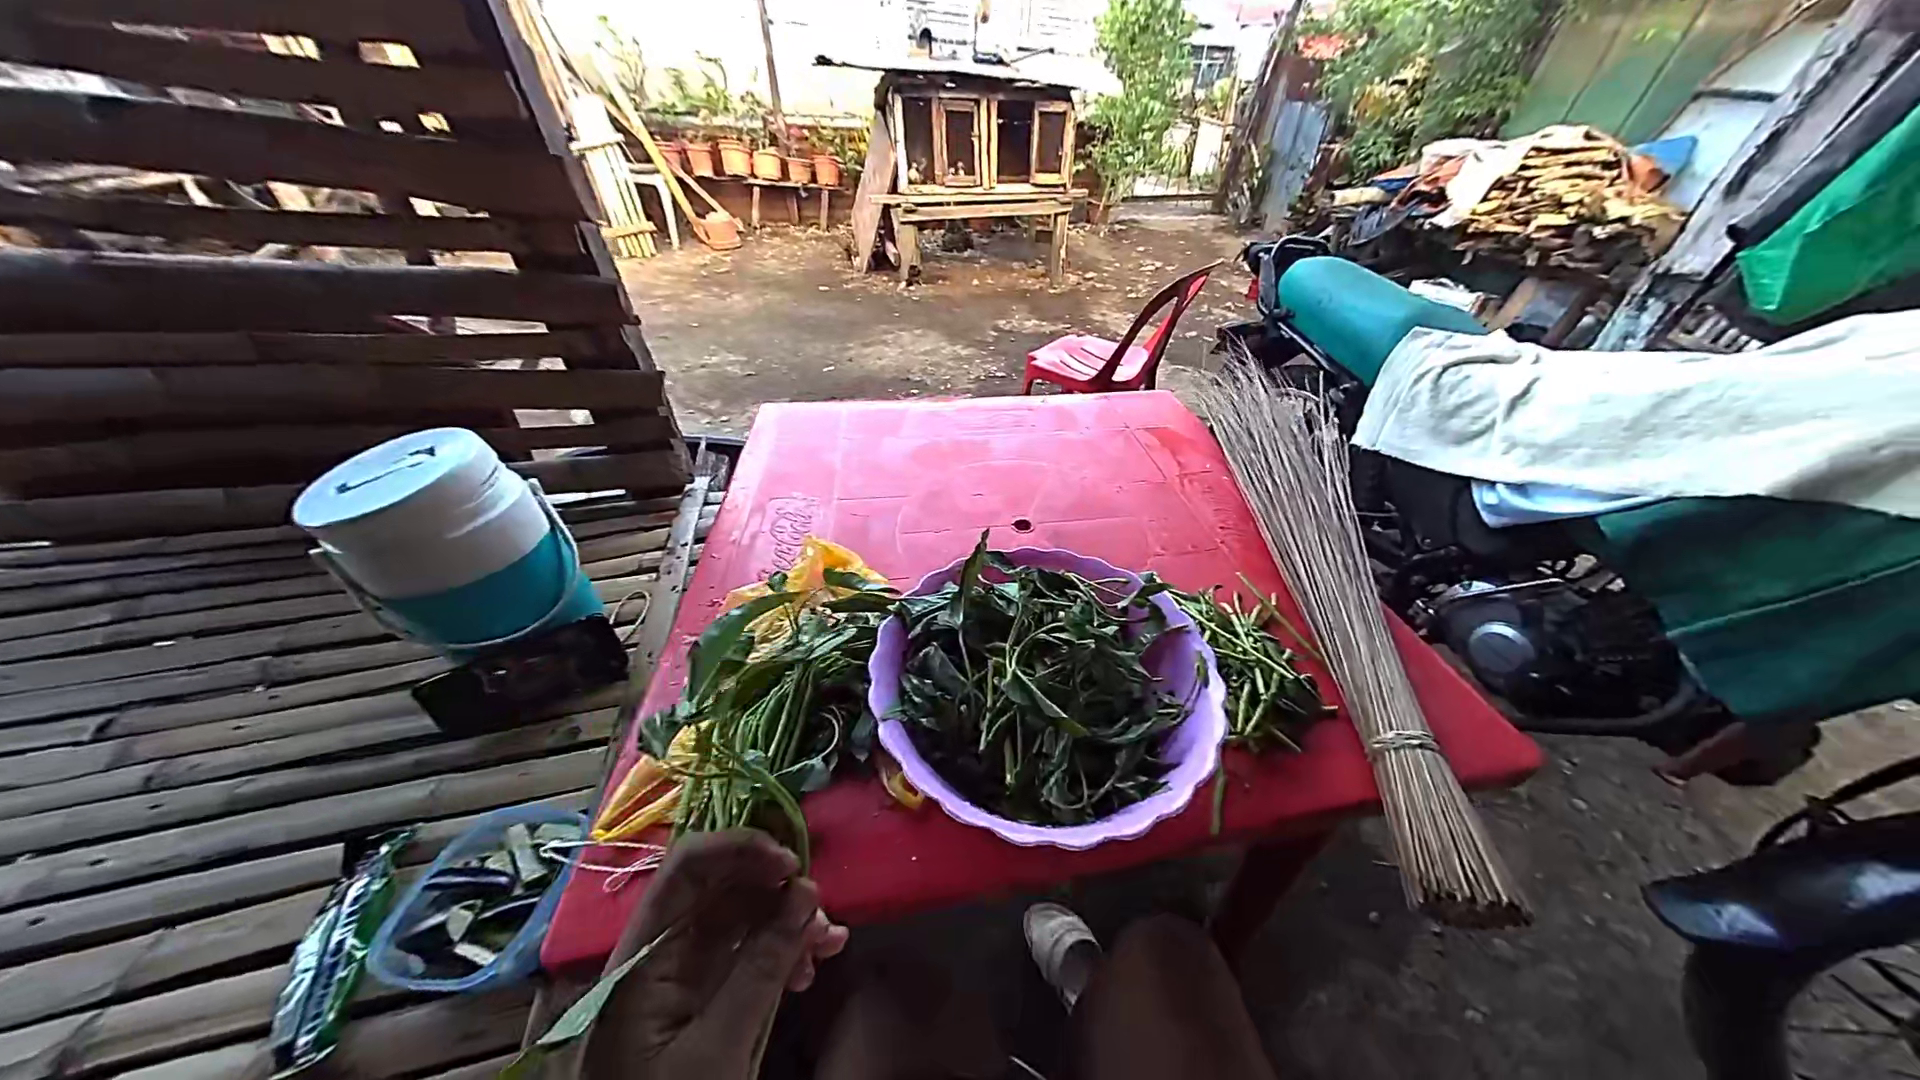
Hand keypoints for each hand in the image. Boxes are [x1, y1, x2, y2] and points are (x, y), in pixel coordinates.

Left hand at [582, 831, 848, 1079]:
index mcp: (641, 960)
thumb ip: (762, 968)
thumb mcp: (718, 1052)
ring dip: (787, 921)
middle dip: (774, 889)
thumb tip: (804, 893)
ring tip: (828, 943)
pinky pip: (744, 953)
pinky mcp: (700, 998)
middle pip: (717, 890)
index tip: (791, 862)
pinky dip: (781, 951)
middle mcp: (658, 954)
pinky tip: (811, 967)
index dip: (738, 849)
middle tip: (821, 908)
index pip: (685, 870)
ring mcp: (679, 977)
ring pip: (738, 920)